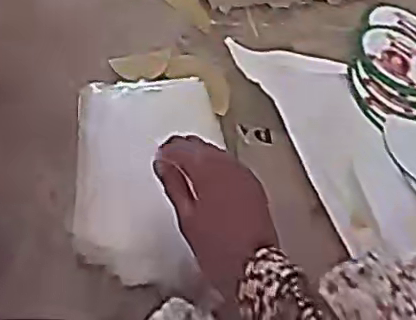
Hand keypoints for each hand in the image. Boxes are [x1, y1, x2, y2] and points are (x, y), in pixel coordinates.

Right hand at [154, 135, 276, 301]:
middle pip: (200, 146)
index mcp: (207, 169)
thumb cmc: (219, 249)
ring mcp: (242, 173)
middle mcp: (226, 164)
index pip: (182, 148)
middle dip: (183, 149)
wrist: (256, 269)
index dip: (167, 150)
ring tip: (187, 169)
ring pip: (215, 152)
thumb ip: (173, 185)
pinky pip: (229, 164)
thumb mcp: (187, 218)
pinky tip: (209, 178)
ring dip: (200, 156)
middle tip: (169, 159)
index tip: (160, 156)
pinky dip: (216, 165)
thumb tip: (163, 166)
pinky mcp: (253, 183)